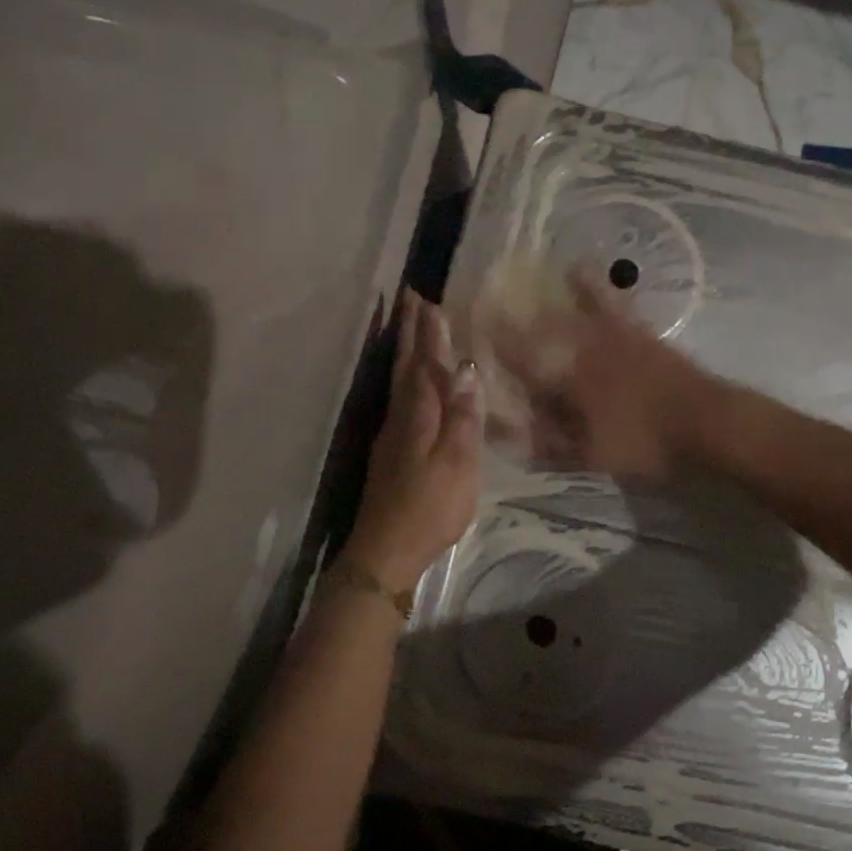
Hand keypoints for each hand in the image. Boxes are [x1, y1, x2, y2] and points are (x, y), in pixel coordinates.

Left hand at [344, 290, 481, 592]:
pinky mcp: (389, 453)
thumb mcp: (457, 463)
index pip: (426, 364)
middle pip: (407, 366)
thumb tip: (466, 368)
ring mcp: (391, 435)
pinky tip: (413, 386)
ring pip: (399, 382)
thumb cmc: (430, 508)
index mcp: (420, 414)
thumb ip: (462, 416)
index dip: (430, 333)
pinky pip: (400, 400)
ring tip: (413, 329)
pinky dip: (407, 381)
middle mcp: (401, 416)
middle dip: (412, 333)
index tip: (428, 298)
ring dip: (407, 352)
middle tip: (412, 299)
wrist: (386, 551)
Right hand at [487, 267, 711, 478]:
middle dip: (510, 312)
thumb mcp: (589, 452)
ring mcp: (612, 333)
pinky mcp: (637, 331)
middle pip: (540, 324)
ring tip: (520, 275)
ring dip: (544, 294)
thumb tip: (503, 429)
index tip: (469, 325)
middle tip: (487, 298)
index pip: (518, 353)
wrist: (706, 422)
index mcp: (567, 377)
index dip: (491, 339)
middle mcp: (583, 346)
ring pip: (570, 308)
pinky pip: (608, 301)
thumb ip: (546, 440)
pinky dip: (592, 285)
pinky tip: (580, 270)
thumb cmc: (644, 444)